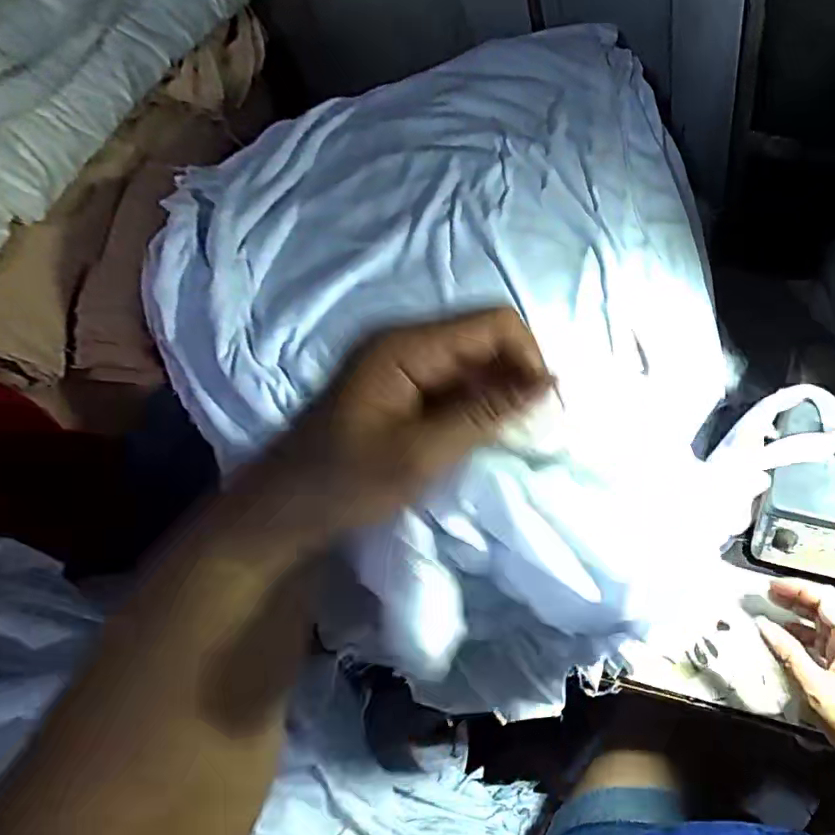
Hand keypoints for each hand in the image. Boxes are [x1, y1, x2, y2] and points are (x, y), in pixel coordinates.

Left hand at [239, 306, 551, 549]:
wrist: (284, 510)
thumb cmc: (348, 482)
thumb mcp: (424, 452)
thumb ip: (488, 413)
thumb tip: (550, 385)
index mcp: (407, 346)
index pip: (494, 323)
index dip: (529, 358)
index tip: (544, 407)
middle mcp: (408, 343)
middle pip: (488, 338)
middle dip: (521, 376)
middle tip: (534, 427)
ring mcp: (406, 365)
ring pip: (478, 362)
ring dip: (505, 392)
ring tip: (516, 435)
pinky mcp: (407, 388)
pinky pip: (460, 383)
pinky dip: (484, 404)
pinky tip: (490, 434)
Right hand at [757, 579, 834, 773]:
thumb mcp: (817, 689)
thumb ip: (789, 655)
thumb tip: (765, 627)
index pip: (825, 599)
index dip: (797, 589)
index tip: (772, 586)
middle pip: (823, 606)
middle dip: (795, 597)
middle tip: (767, 593)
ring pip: (820, 621)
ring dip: (795, 614)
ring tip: (770, 609)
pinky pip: (820, 639)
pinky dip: (800, 634)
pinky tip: (782, 635)